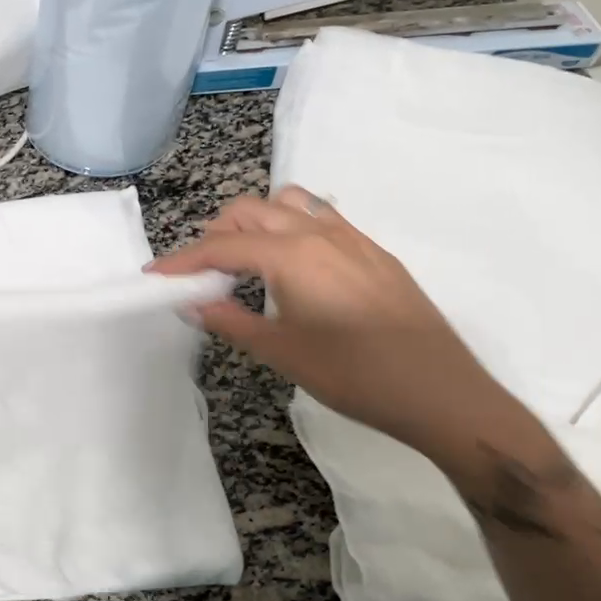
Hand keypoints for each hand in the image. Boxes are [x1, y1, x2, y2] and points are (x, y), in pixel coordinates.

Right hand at [150, 185, 507, 459]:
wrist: (445, 396)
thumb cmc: (356, 377)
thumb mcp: (281, 353)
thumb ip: (230, 321)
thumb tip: (192, 304)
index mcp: (292, 256)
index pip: (221, 246)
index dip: (182, 260)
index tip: (155, 274)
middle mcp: (319, 234)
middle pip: (250, 211)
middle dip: (215, 233)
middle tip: (200, 271)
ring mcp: (353, 239)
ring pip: (289, 204)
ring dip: (256, 221)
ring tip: (246, 258)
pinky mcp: (376, 254)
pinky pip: (322, 218)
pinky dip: (292, 226)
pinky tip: (293, 266)